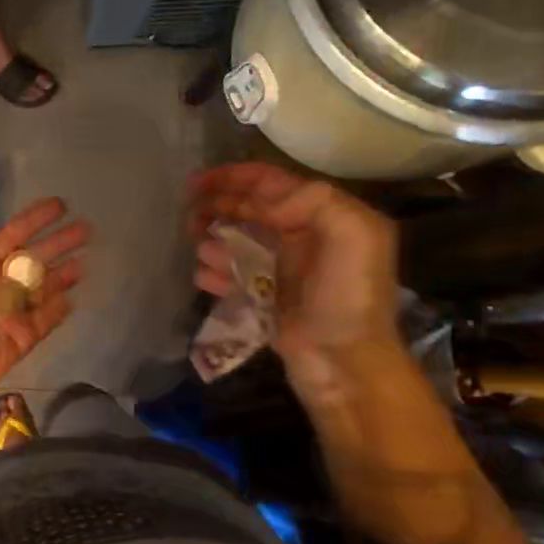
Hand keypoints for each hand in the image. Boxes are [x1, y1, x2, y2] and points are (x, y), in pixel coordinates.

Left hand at [0, 197, 88, 413]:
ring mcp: (13, 312)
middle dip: (58, 243)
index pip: (10, 236)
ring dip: (64, 272)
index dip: (34, 220)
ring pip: (45, 286)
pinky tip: (75, 293)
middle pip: (34, 258)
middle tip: (86, 228)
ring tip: (86, 258)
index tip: (60, 205)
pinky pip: (46, 318)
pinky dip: (60, 307)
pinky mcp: (23, 338)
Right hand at [188, 164, 402, 400]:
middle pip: (248, 209)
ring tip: (201, 250)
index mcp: (324, 217)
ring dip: (213, 241)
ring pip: (236, 242)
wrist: (345, 365)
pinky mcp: (266, 299)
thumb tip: (266, 205)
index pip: (271, 183)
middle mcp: (302, 238)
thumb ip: (316, 202)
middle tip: (188, 217)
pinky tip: (203, 277)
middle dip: (216, 207)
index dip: (232, 177)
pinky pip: (232, 276)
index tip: (195, 183)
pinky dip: (214, 273)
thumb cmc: (348, 299)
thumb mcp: (355, 237)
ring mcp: (282, 270)